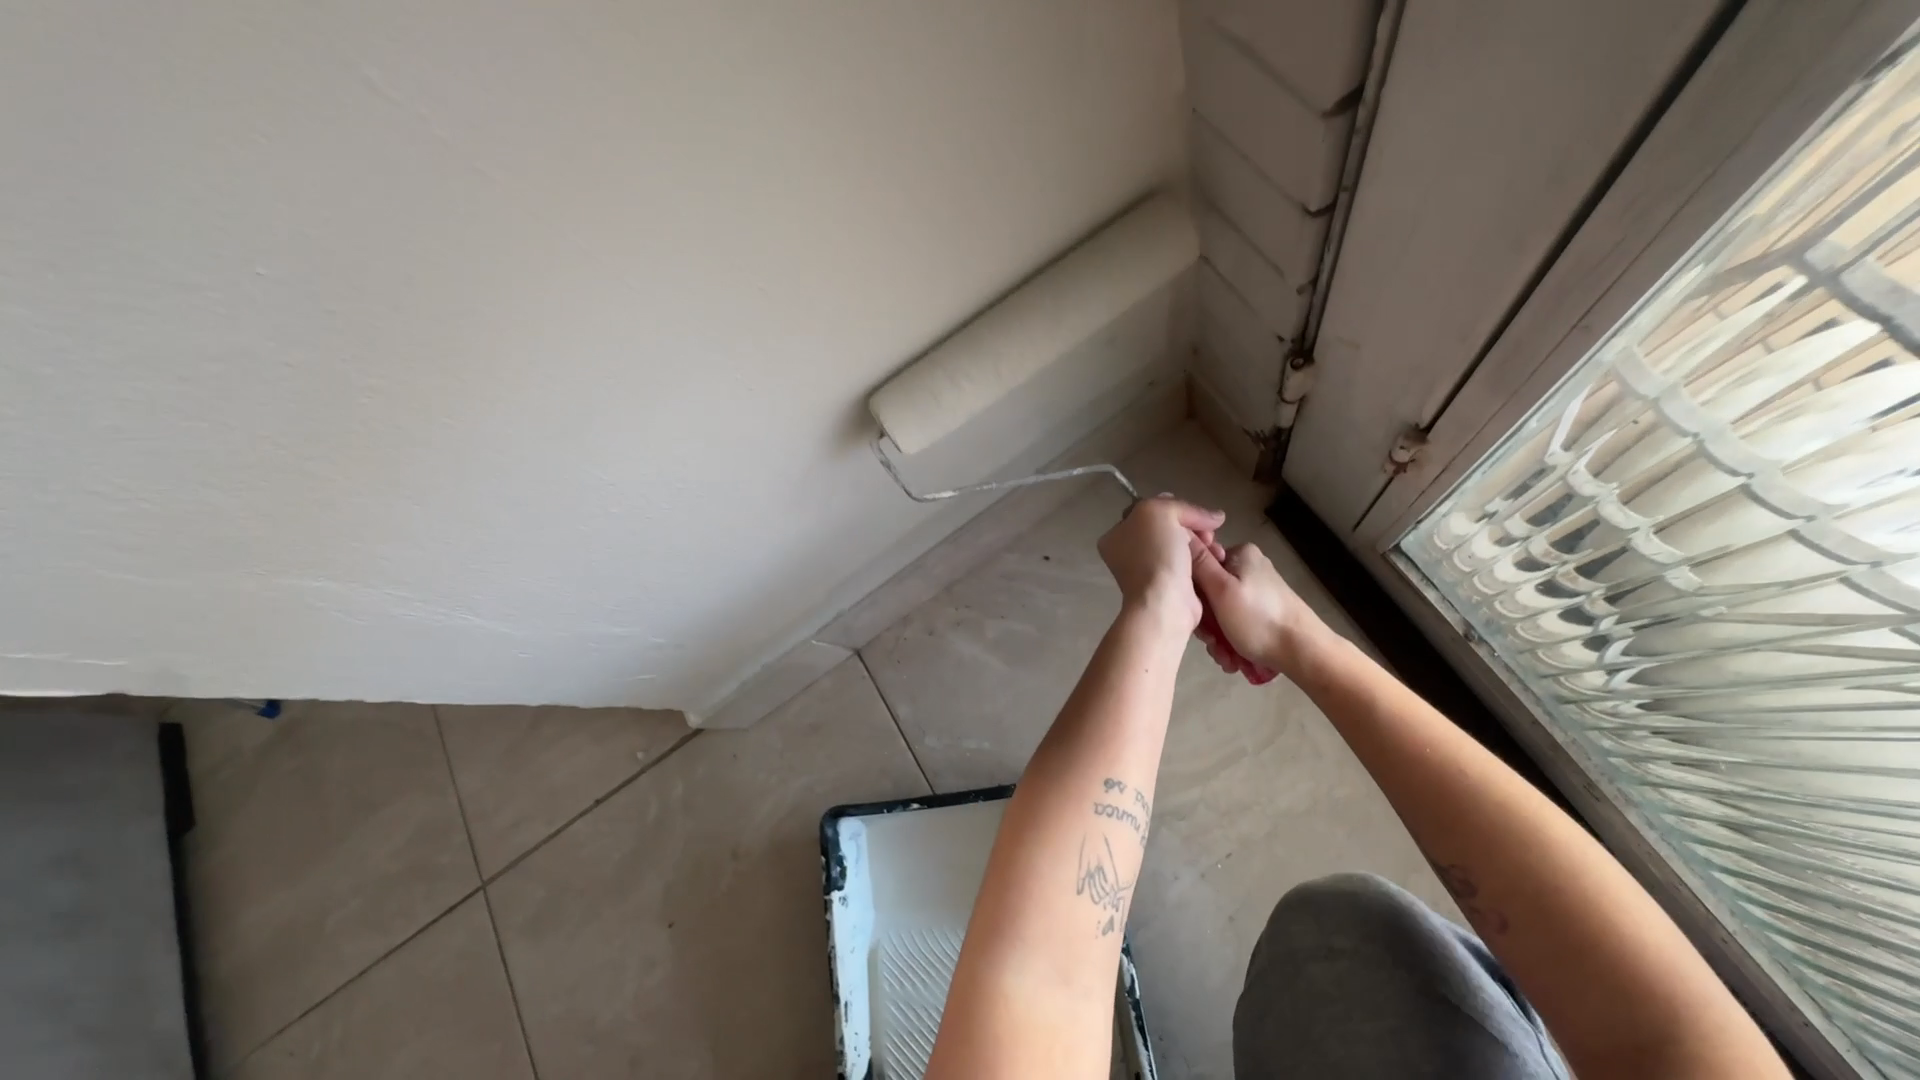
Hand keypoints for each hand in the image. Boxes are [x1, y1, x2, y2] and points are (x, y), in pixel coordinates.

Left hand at [1097, 495, 1225, 631]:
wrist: (1165, 601)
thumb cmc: (1155, 553)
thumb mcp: (1160, 512)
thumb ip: (1181, 506)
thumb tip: (1213, 516)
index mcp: (1117, 535)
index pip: (1149, 511)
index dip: (1174, 507)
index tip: (1193, 513)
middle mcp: (1130, 552)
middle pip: (1169, 528)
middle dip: (1193, 526)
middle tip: (1209, 532)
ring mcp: (1150, 571)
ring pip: (1184, 546)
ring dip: (1204, 542)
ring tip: (1215, 547)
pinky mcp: (1171, 586)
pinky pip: (1192, 564)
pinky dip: (1206, 559)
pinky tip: (1217, 558)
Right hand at [1191, 541, 1325, 675]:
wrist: (1303, 652)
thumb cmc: (1258, 620)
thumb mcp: (1221, 590)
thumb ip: (1199, 563)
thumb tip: (1180, 532)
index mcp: (1241, 554)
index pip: (1200, 566)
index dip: (1193, 595)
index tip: (1197, 618)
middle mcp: (1250, 568)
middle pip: (1210, 593)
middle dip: (1208, 624)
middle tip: (1213, 643)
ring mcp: (1258, 591)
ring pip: (1221, 612)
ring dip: (1219, 637)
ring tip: (1226, 656)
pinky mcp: (1265, 612)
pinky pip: (1236, 622)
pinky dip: (1232, 641)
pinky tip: (1234, 658)